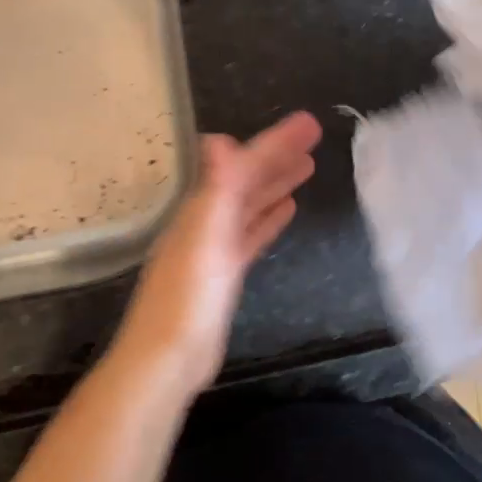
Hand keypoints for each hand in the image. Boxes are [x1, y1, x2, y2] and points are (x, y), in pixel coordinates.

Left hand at [111, 112, 320, 395]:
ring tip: (307, 165)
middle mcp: (206, 219)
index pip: (244, 163)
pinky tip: (287, 209)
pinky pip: (251, 233)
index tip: (309, 122)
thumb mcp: (204, 236)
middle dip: (279, 156)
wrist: (167, 359)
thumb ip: (214, 187)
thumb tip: (218, 137)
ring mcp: (215, 246)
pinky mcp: (224, 273)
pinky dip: (268, 218)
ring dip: (276, 183)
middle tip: (314, 136)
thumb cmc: (188, 296)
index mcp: (202, 207)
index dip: (275, 141)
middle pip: (248, 179)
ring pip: (251, 204)